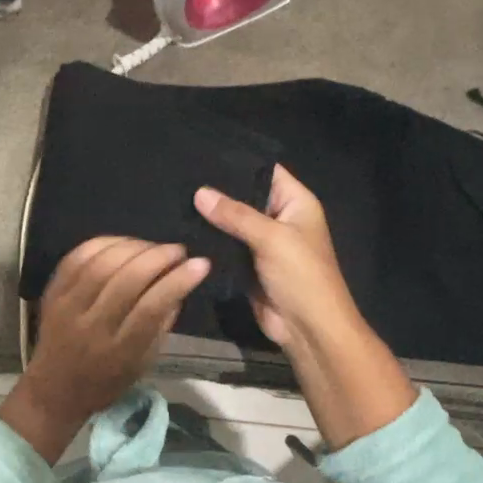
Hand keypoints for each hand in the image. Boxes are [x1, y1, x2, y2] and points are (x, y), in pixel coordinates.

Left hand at [0, 237, 210, 461]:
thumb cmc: (107, 381)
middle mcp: (92, 327)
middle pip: (127, 279)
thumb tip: (179, 284)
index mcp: (119, 352)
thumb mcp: (143, 364)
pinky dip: (104, 243)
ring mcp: (68, 308)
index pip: (151, 308)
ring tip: (153, 247)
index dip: (178, 281)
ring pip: (102, 263)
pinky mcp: (53, 294)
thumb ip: (161, 325)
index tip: (201, 264)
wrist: (54, 390)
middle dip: (159, 257)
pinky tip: (124, 244)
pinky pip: (77, 257)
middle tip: (178, 250)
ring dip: (134, 246)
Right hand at [197, 166, 413, 449]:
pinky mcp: (248, 268)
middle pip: (245, 198)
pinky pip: (227, 249)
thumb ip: (235, 215)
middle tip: (179, 178)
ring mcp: (263, 245)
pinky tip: (182, 231)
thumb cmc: (301, 275)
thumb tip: (200, 192)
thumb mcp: (271, 238)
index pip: (265, 172)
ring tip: (174, 200)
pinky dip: (210, 244)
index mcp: (296, 202)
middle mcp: (279, 219)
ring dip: (210, 220)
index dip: (238, 164)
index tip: (202, 155)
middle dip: (217, 193)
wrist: (308, 328)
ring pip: (232, 225)